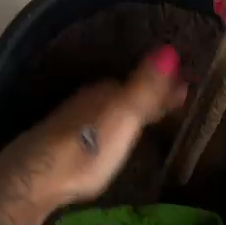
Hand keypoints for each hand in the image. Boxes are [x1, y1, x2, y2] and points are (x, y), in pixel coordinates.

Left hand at [0, 46, 188, 210]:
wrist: (38, 175)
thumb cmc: (89, 148)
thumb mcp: (124, 116)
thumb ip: (146, 87)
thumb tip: (169, 49)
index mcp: (108, 90)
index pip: (144, 82)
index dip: (166, 87)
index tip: (188, 89)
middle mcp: (91, 97)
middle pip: (127, 93)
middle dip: (150, 97)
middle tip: (175, 102)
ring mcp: (75, 118)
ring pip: (111, 107)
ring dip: (132, 111)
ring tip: (150, 118)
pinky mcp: (63, 139)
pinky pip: (98, 123)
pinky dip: (113, 124)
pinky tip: (114, 134)